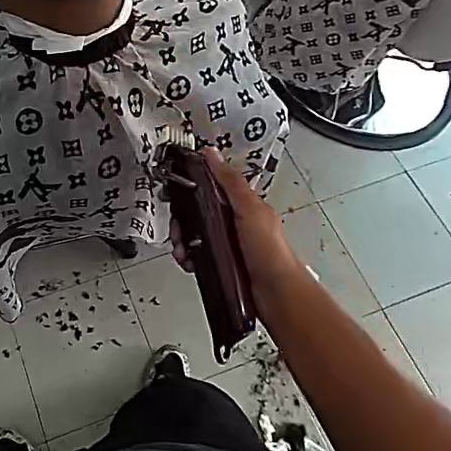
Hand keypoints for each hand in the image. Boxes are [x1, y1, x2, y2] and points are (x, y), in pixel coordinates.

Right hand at [171, 149, 305, 297]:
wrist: (275, 294)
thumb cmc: (271, 252)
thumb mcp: (249, 209)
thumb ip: (230, 182)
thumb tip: (213, 155)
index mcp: (242, 204)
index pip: (212, 186)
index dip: (192, 185)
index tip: (175, 189)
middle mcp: (234, 222)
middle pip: (198, 211)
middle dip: (183, 218)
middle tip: (178, 227)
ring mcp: (226, 243)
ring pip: (195, 233)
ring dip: (183, 239)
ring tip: (182, 248)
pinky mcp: (221, 262)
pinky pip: (197, 254)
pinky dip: (188, 256)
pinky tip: (188, 260)